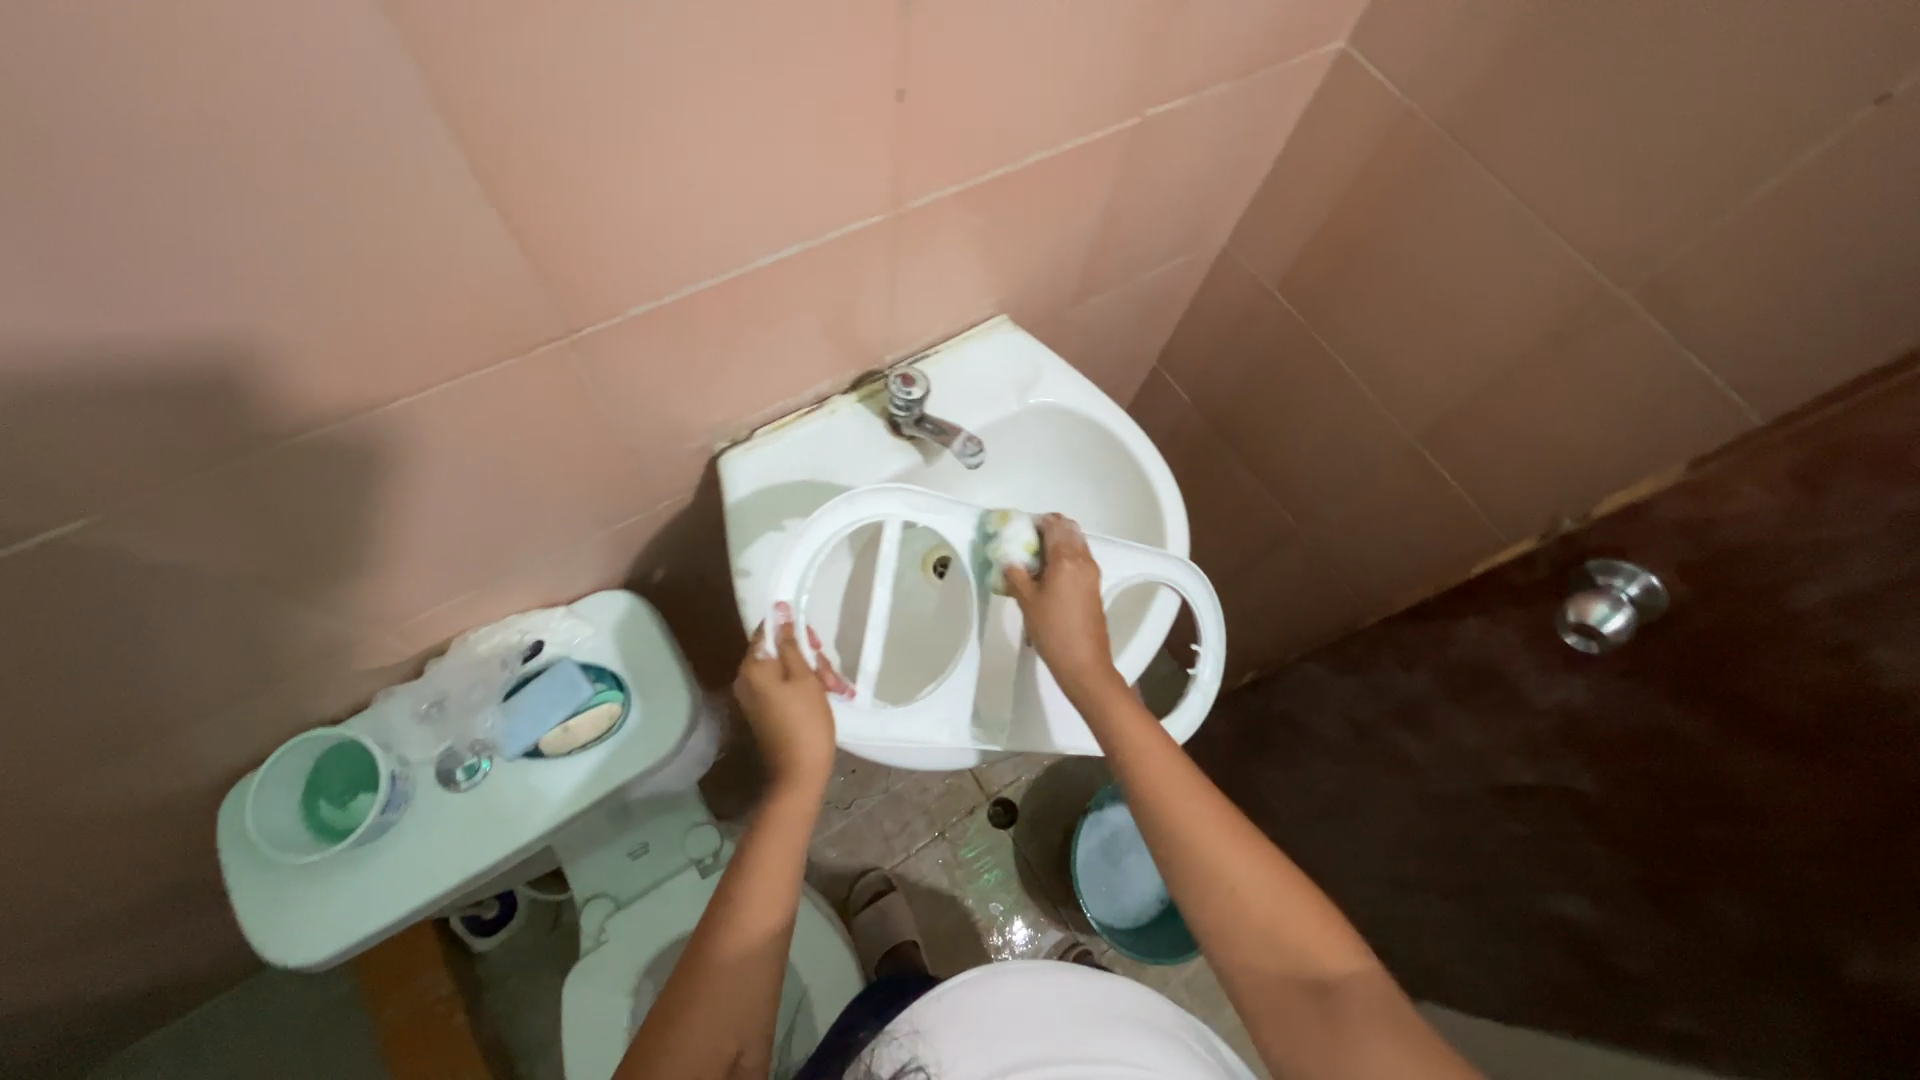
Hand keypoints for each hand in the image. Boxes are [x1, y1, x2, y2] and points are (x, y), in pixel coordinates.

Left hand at [733, 602, 849, 792]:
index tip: (816, 643)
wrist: (799, 771)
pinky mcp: (765, 710)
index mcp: (753, 666)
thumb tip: (778, 610)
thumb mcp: (804, 677)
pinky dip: (806, 688)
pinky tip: (830, 696)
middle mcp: (747, 678)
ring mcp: (756, 696)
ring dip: (814, 675)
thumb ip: (790, 642)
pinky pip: (785, 687)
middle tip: (829, 674)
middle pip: (780, 650)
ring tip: (837, 690)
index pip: (767, 630)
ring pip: (787, 669)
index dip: (794, 630)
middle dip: (809, 657)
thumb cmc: (806, 720)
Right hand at [1004, 514, 1125, 701]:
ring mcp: (1092, 572)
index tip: (1018, 528)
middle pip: (1069, 529)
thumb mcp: (1026, 601)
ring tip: (1033, 557)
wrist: (1084, 662)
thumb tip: (1009, 560)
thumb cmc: (1052, 631)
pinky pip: (1079, 558)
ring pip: (1076, 543)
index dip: (1036, 521)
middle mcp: (1083, 559)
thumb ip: (1016, 575)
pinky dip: (1065, 555)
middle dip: (1048, 528)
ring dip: (1057, 542)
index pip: (1053, 525)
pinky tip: (1046, 572)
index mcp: (1066, 558)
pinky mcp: (1093, 585)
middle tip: (1025, 539)